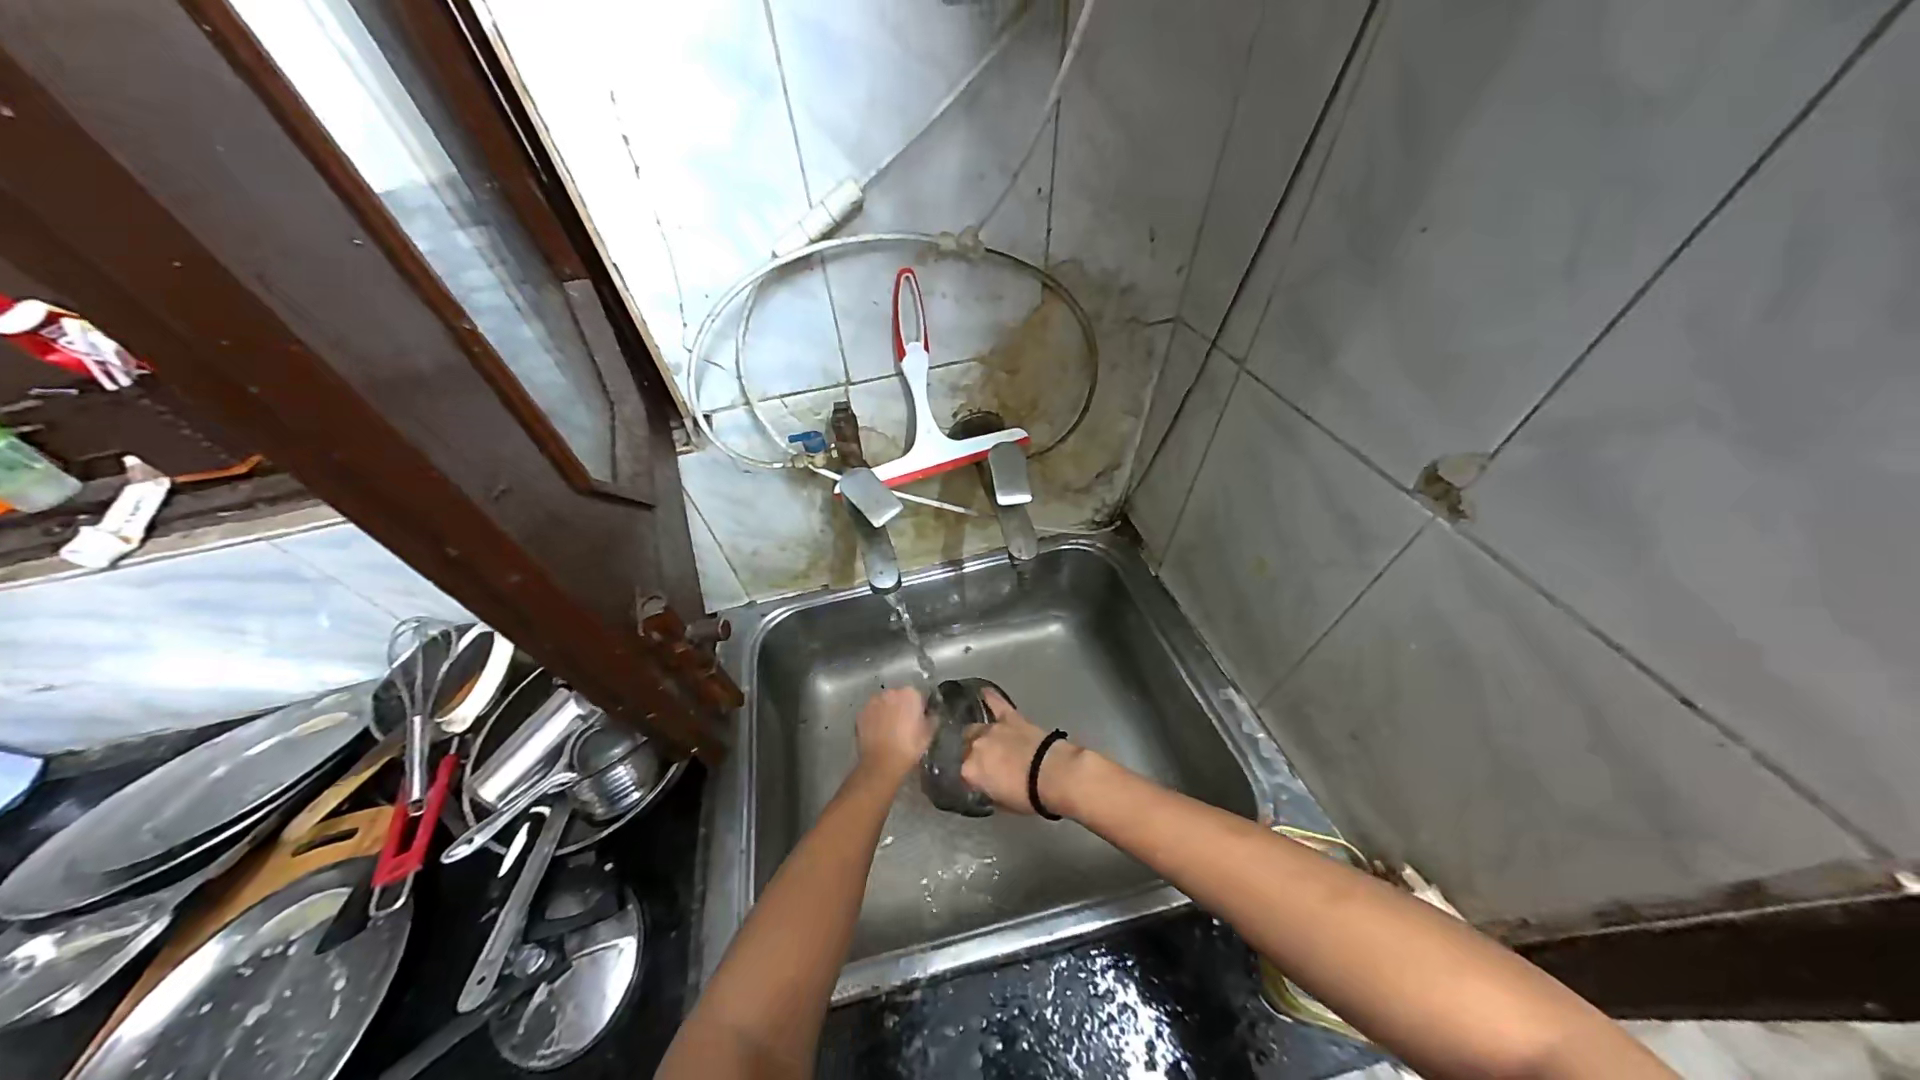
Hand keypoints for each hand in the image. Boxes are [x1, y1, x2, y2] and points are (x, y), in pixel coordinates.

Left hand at [853, 686, 932, 782]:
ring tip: (889, 730)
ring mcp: (873, 702)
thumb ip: (932, 718)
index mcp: (910, 693)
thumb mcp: (929, 734)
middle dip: (902, 707)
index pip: (919, 696)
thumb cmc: (909, 747)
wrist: (882, 762)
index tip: (919, 721)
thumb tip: (930, 714)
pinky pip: (871, 713)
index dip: (920, 709)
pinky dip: (874, 719)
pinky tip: (878, 733)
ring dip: (887, 712)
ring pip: (884, 704)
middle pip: (899, 697)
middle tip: (905, 726)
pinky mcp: (860, 713)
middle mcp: (890, 692)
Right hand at [960, 689, 1083, 815]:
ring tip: (982, 739)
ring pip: (974, 728)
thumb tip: (986, 786)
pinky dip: (990, 698)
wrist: (1053, 775)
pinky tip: (983, 691)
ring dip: (977, 734)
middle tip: (982, 762)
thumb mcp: (1001, 803)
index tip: (974, 781)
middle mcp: (974, 746)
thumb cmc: (1028, 796)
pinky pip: (996, 703)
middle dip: (969, 753)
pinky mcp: (1010, 718)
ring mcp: (992, 729)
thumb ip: (987, 791)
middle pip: (964, 747)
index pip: (960, 773)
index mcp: (969, 771)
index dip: (968, 777)